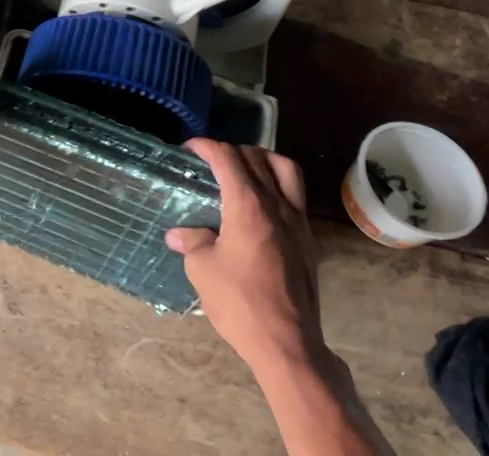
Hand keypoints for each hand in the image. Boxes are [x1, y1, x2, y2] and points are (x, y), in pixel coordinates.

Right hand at [167, 139, 325, 370]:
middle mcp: (276, 204)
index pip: (227, 158)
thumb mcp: (202, 270)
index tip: (189, 150)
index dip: (206, 147)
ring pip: (287, 170)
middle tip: (211, 162)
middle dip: (231, 151)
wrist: (287, 342)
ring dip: (263, 161)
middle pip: (257, 158)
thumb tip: (179, 234)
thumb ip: (192, 242)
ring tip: (245, 170)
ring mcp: (298, 221)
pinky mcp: (309, 241)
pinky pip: (296, 196)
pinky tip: (262, 207)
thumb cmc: (240, 302)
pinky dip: (278, 186)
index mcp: (247, 205)